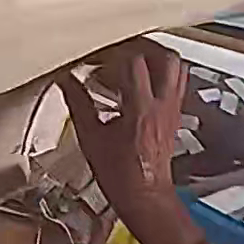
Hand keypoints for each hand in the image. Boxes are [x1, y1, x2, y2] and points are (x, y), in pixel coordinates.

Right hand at [56, 40, 196, 243]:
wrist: (145, 196)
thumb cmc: (120, 174)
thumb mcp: (91, 138)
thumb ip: (79, 104)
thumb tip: (66, 80)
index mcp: (140, 109)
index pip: (134, 62)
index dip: (113, 53)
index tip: (96, 58)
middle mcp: (162, 105)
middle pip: (164, 57)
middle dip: (140, 47)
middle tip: (118, 49)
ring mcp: (173, 108)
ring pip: (177, 66)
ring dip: (155, 56)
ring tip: (132, 59)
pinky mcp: (175, 113)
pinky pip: (177, 81)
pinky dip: (162, 72)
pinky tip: (142, 79)